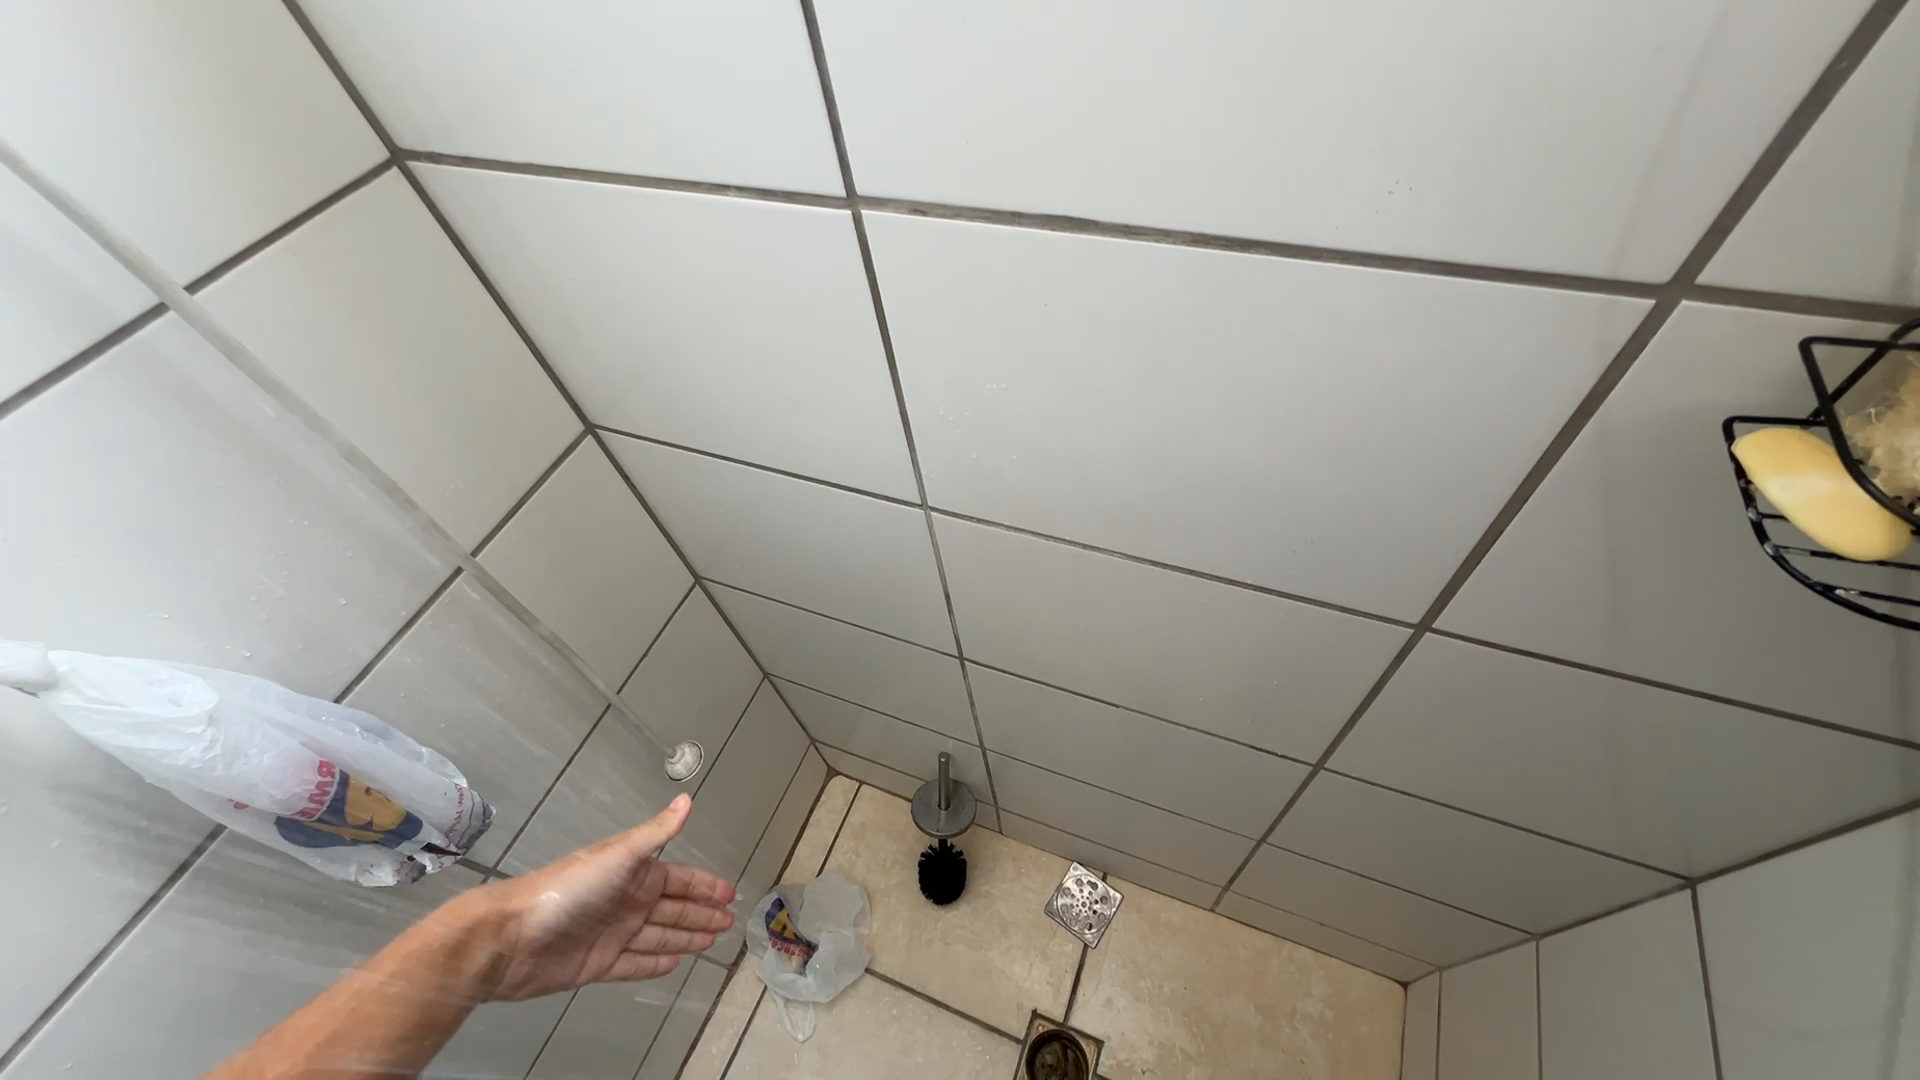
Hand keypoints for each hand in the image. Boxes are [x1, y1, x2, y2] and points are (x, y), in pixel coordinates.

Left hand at [479, 793, 736, 1001]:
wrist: (511, 937)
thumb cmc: (568, 889)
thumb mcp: (618, 854)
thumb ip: (657, 832)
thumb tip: (687, 799)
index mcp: (636, 874)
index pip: (681, 880)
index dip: (705, 886)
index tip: (730, 893)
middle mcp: (629, 903)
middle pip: (675, 910)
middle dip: (702, 914)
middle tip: (730, 923)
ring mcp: (615, 935)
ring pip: (661, 936)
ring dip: (687, 938)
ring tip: (713, 942)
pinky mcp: (599, 965)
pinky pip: (636, 963)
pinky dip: (655, 963)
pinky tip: (675, 964)